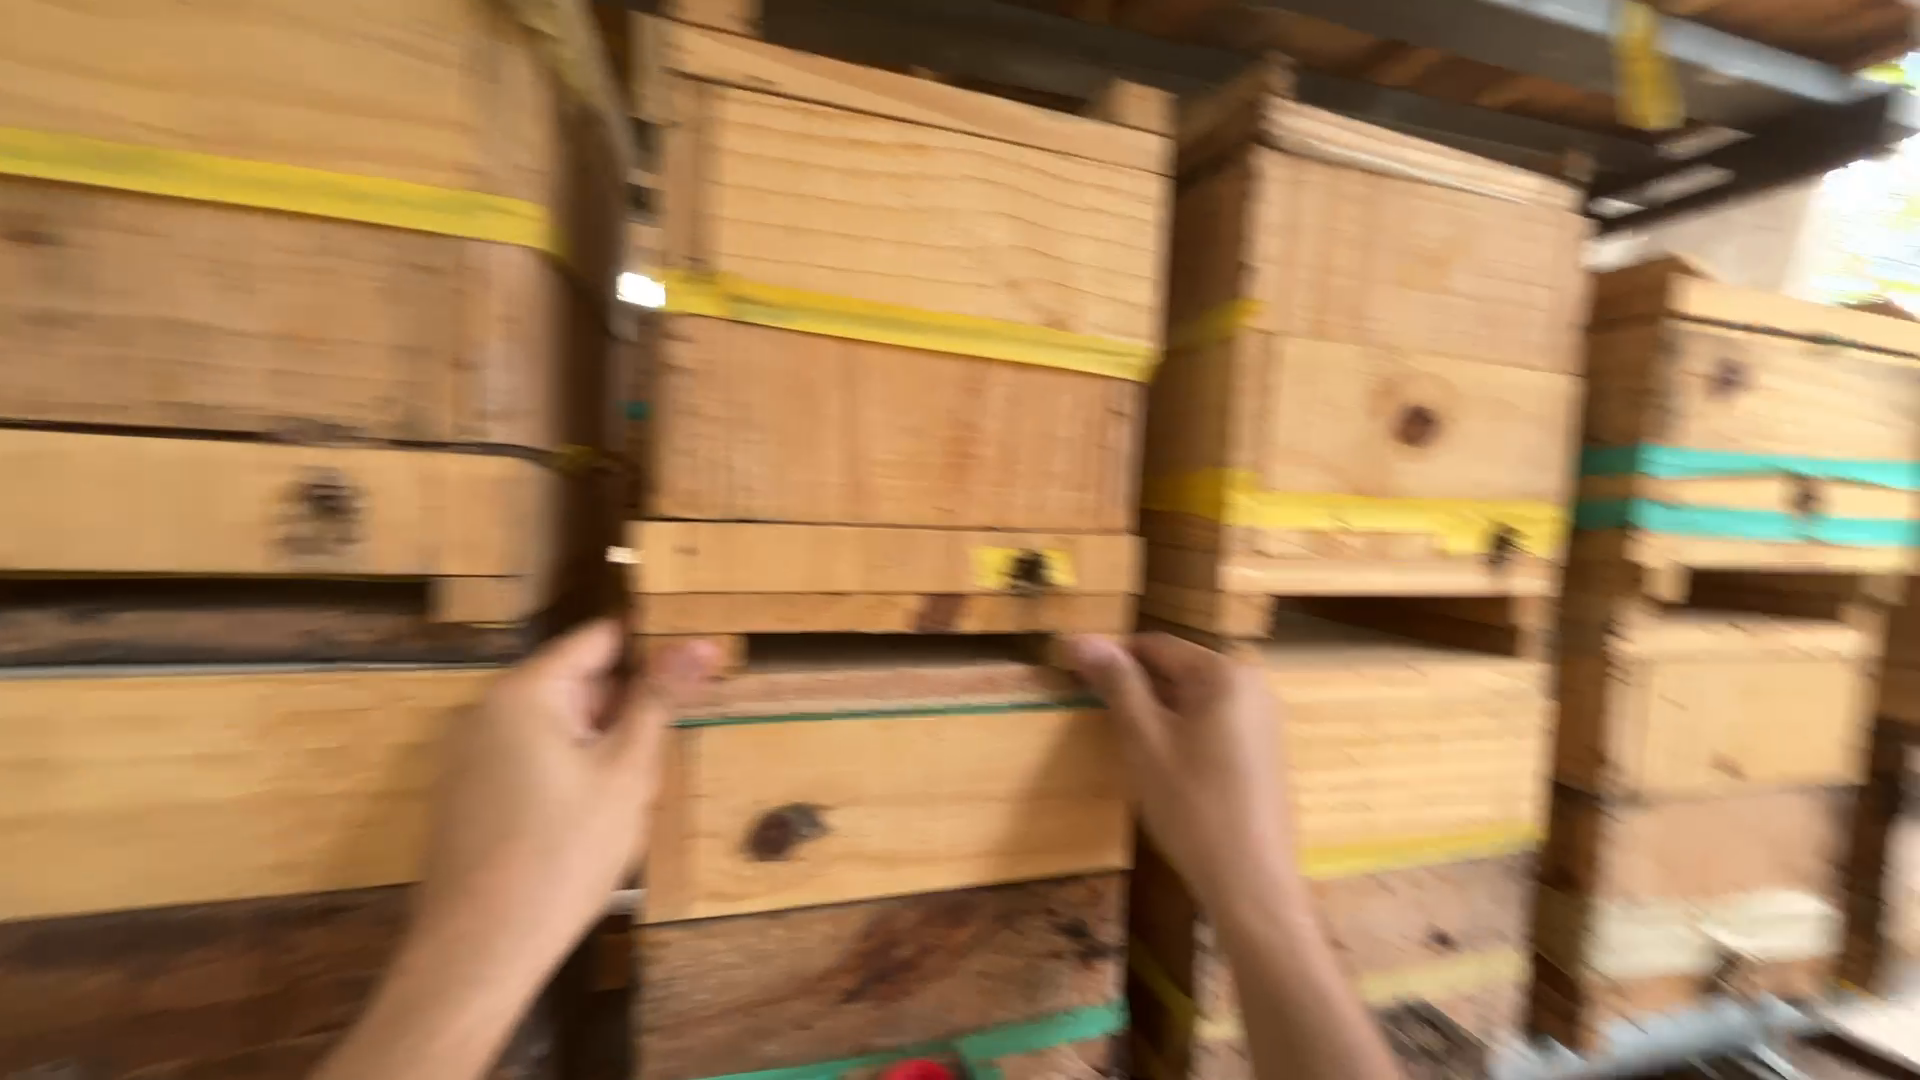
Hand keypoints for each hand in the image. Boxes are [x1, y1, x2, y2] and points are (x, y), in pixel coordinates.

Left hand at [412, 621, 716, 977]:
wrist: (476, 957)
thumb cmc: (562, 853)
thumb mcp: (627, 770)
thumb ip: (660, 698)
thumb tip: (703, 641)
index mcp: (526, 692)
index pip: (602, 639)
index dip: (653, 650)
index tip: (692, 679)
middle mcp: (489, 711)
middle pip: (584, 686)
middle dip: (629, 715)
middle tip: (656, 765)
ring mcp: (473, 755)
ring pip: (567, 728)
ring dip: (607, 751)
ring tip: (626, 804)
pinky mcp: (471, 794)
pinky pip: (540, 760)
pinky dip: (576, 776)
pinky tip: (590, 826)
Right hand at [1065, 633, 1298, 911]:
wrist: (1252, 886)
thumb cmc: (1192, 806)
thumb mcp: (1144, 739)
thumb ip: (1116, 683)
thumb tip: (1081, 639)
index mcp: (1225, 674)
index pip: (1155, 645)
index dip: (1112, 658)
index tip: (1077, 679)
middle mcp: (1253, 685)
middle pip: (1177, 669)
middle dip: (1136, 687)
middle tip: (1101, 719)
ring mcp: (1265, 720)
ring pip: (1194, 698)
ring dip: (1158, 711)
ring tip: (1131, 746)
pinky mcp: (1266, 751)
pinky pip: (1214, 722)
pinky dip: (1184, 732)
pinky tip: (1167, 768)